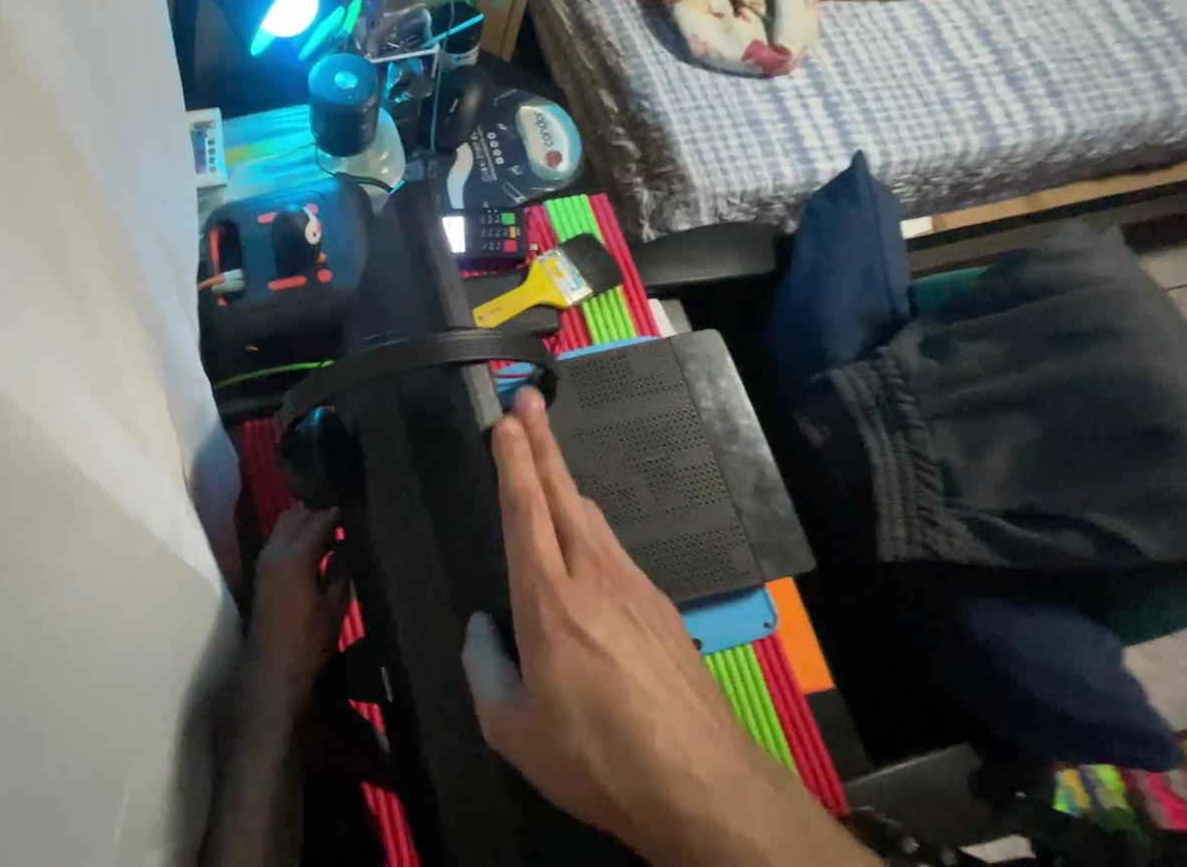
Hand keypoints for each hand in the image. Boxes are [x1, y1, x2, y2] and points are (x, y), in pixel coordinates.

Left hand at [244, 506, 348, 709]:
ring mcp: (265, 559)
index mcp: (295, 557)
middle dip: (320, 507)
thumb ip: (341, 569)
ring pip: (286, 523)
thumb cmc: (309, 643)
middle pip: (297, 512)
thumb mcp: (334, 606)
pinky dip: (298, 533)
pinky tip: (320, 544)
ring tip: (337, 525)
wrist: (272, 671)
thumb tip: (347, 545)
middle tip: (347, 512)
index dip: (339, 509)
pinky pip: (281, 538)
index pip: (319, 518)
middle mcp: (275, 550)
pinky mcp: (262, 570)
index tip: (358, 503)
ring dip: (307, 519)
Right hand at [462, 389, 874, 865]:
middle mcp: (592, 576)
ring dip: (563, 480)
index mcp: (548, 599)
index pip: (525, 510)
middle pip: (561, 492)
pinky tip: (583, 541)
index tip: (507, 420)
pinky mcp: (660, 607)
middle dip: (540, 443)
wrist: (703, 786)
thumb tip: (483, 628)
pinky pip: (613, 548)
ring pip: (591, 516)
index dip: (513, 460)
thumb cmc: (597, 758)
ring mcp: (634, 587)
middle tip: (527, 400)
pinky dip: (588, 525)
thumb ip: (484, 667)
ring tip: (544, 460)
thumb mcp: (512, 728)